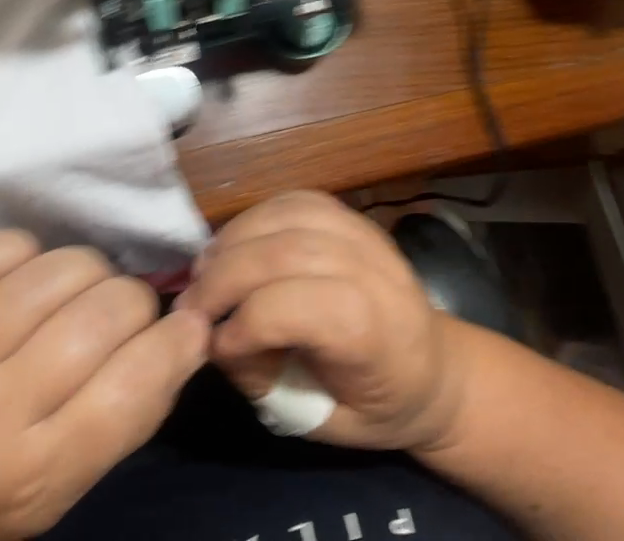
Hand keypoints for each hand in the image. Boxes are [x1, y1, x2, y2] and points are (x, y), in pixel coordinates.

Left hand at [0, 230, 209, 540]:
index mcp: (35, 471)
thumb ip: (129, 415)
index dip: (174, 347)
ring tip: (89, 286)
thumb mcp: (71, 485)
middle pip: (92, 324)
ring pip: (46, 279)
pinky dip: (27, 248)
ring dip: (89, 269)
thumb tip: (186, 335)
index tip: (190, 328)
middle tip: (131, 312)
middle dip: (133, 303)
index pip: (125, 395)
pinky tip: (35, 269)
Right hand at [175, 191, 462, 451]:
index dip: (248, 324)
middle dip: (225, 277)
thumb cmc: (375, 406)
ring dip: (233, 240)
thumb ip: (265, 382)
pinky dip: (254, 218)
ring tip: (204, 272)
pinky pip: (295, 200)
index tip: (214, 346)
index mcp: (380, 337)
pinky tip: (233, 245)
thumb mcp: (320, 422)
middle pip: (289, 253)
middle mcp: (379, 275)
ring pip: (289, 216)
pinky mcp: (354, 217)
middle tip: (190, 306)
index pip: (305, 309)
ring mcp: (369, 237)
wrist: (433, 371)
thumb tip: (214, 339)